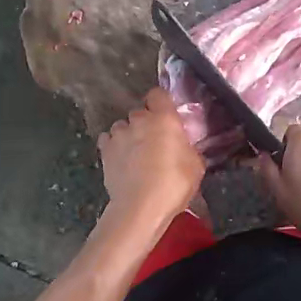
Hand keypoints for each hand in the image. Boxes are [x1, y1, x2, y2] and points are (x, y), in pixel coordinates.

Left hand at [97, 88, 204, 227]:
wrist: (140, 206)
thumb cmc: (174, 182)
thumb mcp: (196, 165)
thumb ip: (188, 148)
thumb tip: (184, 146)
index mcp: (164, 118)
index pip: (159, 94)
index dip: (162, 102)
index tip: (167, 115)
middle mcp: (139, 120)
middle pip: (140, 112)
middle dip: (146, 122)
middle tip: (155, 140)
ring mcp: (118, 135)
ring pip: (122, 126)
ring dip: (129, 134)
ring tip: (136, 152)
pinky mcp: (104, 151)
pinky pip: (109, 140)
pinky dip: (114, 146)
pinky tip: (121, 159)